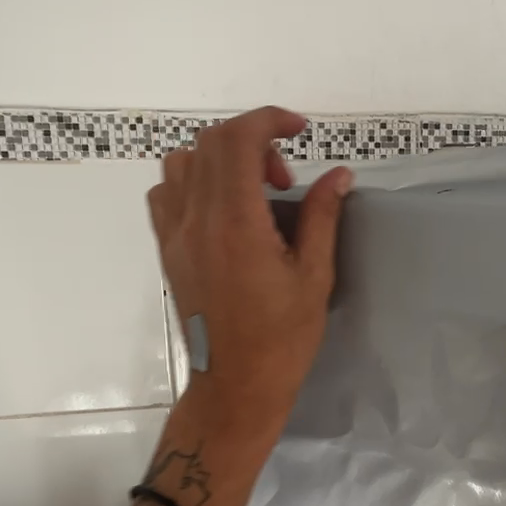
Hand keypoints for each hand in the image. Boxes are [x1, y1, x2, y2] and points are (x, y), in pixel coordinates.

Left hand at [149, 107, 353, 432]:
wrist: (235, 384)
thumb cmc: (283, 337)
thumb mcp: (314, 276)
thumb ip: (322, 217)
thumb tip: (338, 175)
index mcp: (236, 223)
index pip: (238, 140)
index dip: (270, 120)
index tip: (299, 130)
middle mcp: (196, 220)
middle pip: (210, 143)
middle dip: (254, 140)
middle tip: (285, 178)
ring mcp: (175, 234)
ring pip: (182, 163)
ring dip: (221, 159)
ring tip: (254, 192)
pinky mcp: (167, 250)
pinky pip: (166, 193)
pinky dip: (194, 183)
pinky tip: (223, 210)